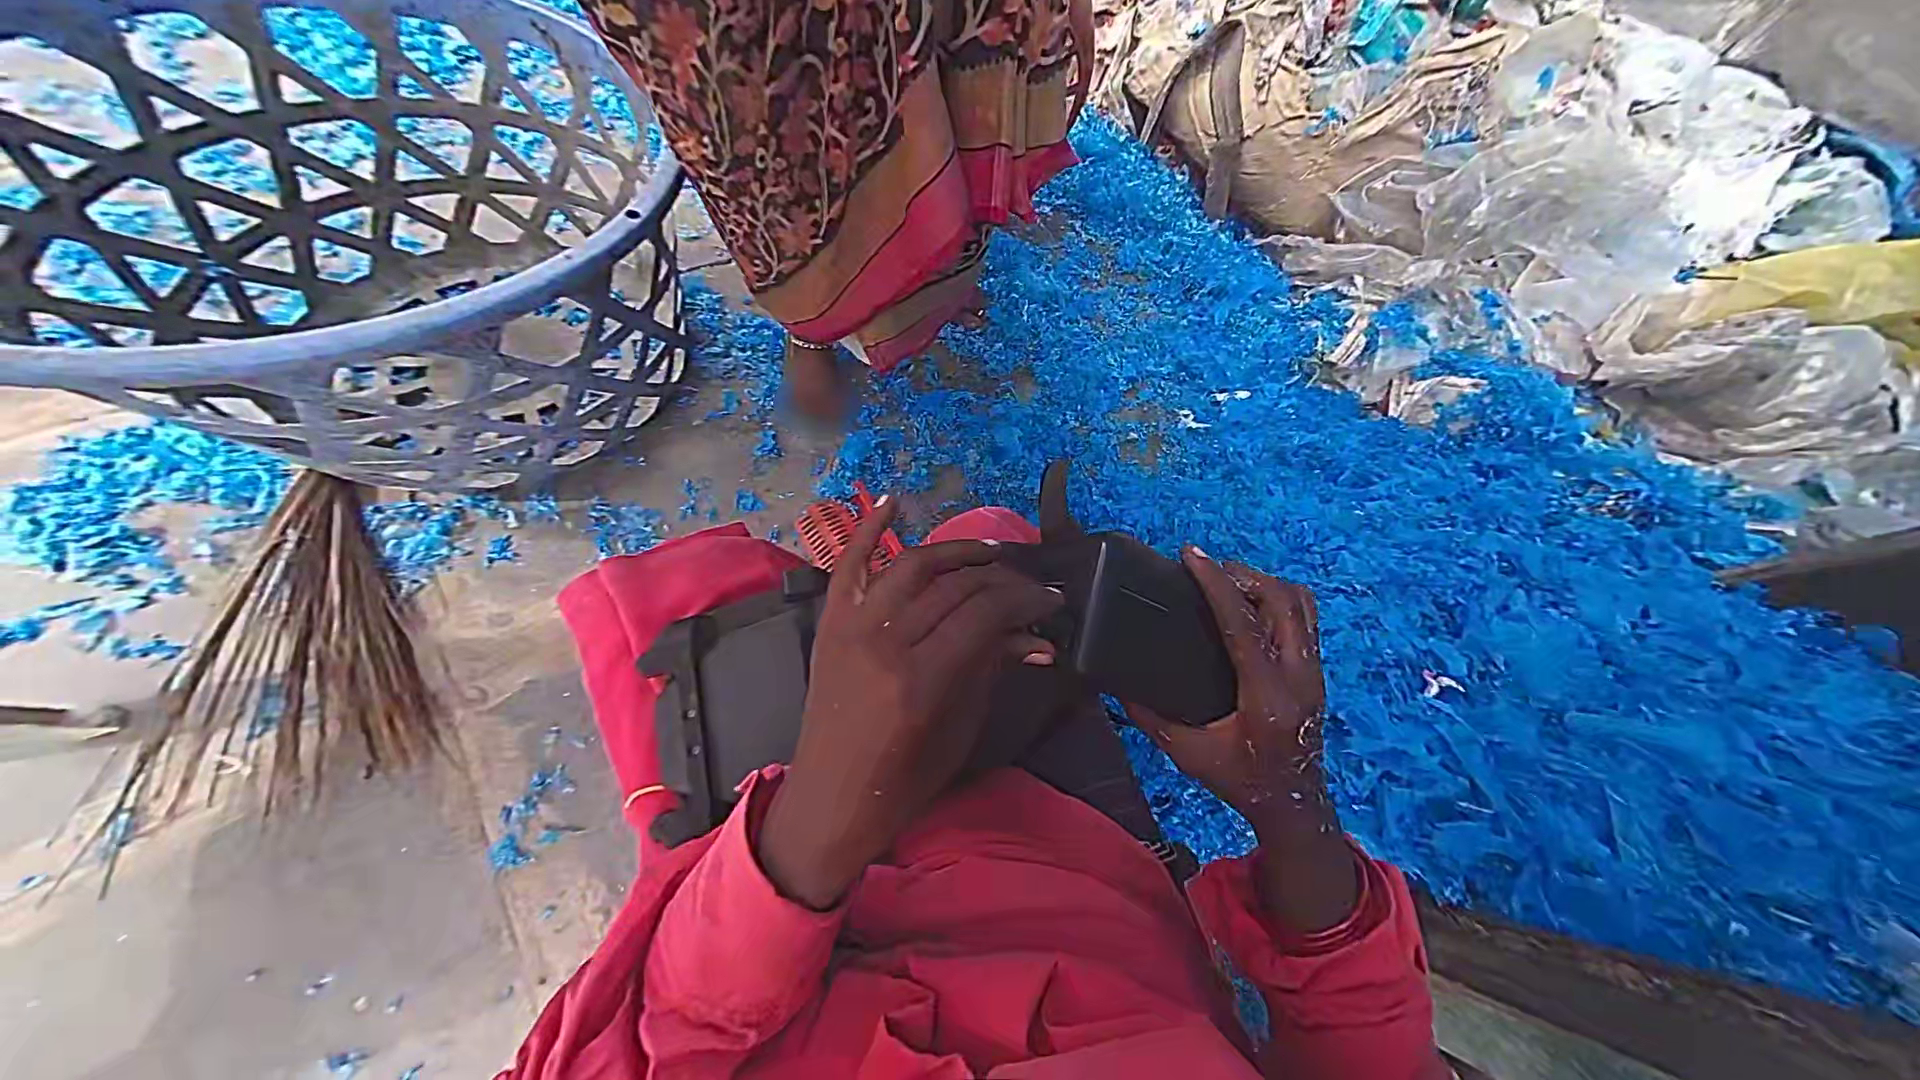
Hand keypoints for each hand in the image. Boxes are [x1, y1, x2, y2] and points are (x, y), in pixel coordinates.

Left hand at [756, 497, 1064, 908]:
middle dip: (1002, 579)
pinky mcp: (830, 624)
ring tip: (990, 554)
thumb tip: (1033, 636)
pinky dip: (868, 530)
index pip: (984, 614)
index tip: (1051, 600)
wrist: (830, 800)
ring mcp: (851, 627)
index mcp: (920, 680)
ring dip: (956, 551)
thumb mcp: (958, 732)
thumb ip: (990, 671)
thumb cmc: (902, 782)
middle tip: (1030, 585)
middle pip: (954, 586)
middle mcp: (884, 643)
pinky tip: (892, 502)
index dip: (1025, 599)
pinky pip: (848, 565)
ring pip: (912, 565)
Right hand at [1132, 548, 1358, 932]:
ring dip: (1264, 584)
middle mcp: (1298, 676)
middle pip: (1281, 600)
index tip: (1191, 556)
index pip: (1241, 623)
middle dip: (1242, 574)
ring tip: (1228, 582)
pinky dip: (1278, 599)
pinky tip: (1249, 607)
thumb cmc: (1240, 781)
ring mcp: (1314, 672)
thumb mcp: (1186, 753)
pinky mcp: (1316, 671)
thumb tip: (1116, 684)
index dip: (1215, 583)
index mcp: (1265, 695)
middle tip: (1207, 569)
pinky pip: (1305, 618)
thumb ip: (1149, 717)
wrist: (1295, 807)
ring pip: (1300, 604)